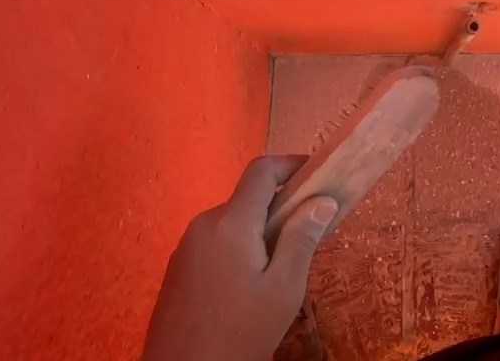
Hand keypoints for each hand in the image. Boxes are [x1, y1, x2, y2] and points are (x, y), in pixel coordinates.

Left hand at [141, 156, 338, 360]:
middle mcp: (204, 224)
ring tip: (275, 270)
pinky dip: (236, 248)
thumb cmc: (238, 335)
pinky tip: (244, 288)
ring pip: (231, 222)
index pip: (261, 171)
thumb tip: (322, 199)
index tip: (316, 174)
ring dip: (257, 231)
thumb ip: (302, 239)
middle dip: (278, 208)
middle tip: (304, 236)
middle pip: (247, 198)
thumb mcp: (282, 290)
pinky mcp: (177, 270)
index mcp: (231, 222)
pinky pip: (214, 242)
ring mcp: (186, 248)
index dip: (290, 164)